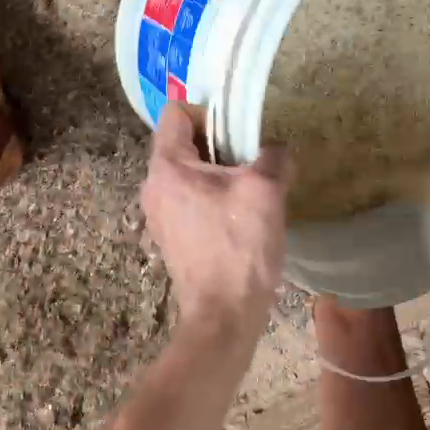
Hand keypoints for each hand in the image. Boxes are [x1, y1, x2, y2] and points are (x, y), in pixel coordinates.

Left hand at [140, 103, 287, 336]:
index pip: (176, 112)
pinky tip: (239, 216)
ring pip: (187, 172)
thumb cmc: (239, 246)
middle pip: (181, 142)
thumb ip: (273, 156)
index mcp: (167, 166)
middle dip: (217, 144)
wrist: (223, 317)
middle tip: (250, 159)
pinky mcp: (171, 236)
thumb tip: (276, 151)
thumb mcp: (266, 189)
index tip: (238, 133)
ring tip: (249, 189)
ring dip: (217, 173)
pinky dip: (211, 197)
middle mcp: (153, 186)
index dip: (208, 112)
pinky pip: (189, 198)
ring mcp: (158, 214)